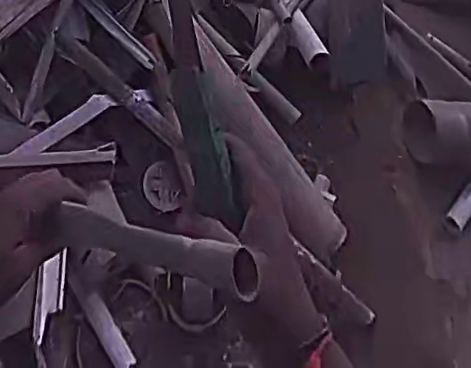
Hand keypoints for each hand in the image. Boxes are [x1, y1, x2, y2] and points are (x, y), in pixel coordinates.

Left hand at [0, 171, 86, 318]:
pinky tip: (36, 223)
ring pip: (31, 182)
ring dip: (48, 193)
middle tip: (76, 212)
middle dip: (64, 189)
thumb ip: (49, 242)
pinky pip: (18, 193)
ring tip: (58, 219)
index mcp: (20, 203)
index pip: (57, 184)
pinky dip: (33, 200)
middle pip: (45, 176)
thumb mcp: (23, 266)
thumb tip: (66, 232)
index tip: (86, 206)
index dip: (76, 193)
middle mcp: (8, 194)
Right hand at [179, 140, 326, 359]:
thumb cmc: (271, 297)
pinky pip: (224, 215)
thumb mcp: (237, 264)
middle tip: (180, 161)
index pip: (243, 156)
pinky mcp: (248, 243)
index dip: (221, 142)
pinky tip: (189, 222)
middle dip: (207, 166)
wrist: (291, 337)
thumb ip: (209, 235)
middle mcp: (261, 205)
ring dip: (205, 190)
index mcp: (264, 200)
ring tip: (179, 188)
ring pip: (226, 194)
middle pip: (232, 173)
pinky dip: (207, 212)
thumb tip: (183, 213)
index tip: (196, 132)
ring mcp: (255, 224)